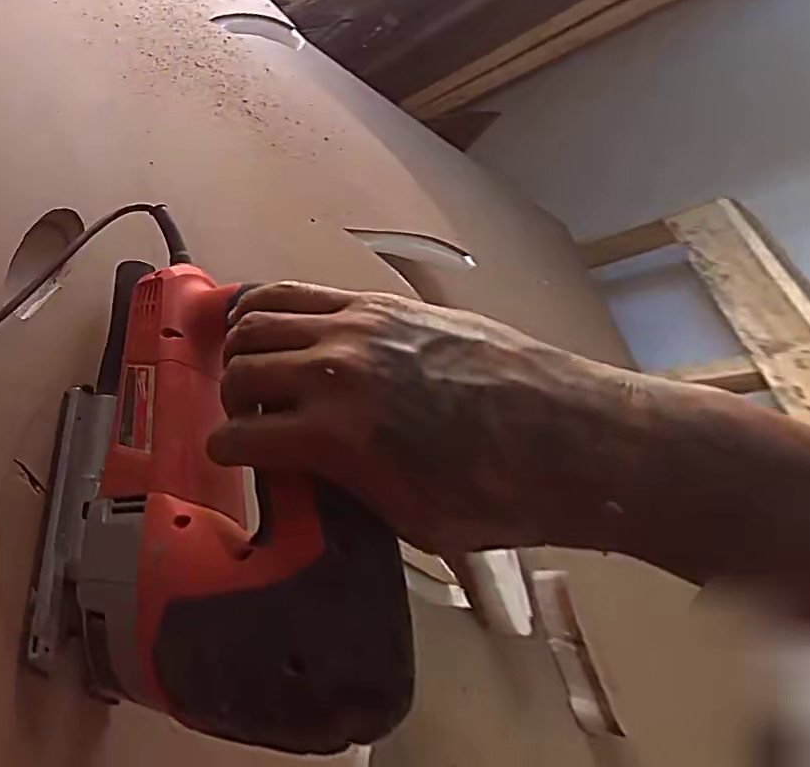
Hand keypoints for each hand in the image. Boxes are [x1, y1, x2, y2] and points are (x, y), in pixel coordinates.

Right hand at [207, 282, 643, 556]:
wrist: (585, 440)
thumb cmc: (503, 495)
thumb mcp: (407, 517)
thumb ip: (335, 482)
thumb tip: (294, 461)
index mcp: (337, 436)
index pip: (241, 436)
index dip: (224, 447)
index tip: (225, 450)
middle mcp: (332, 374)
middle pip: (239, 372)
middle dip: (230, 397)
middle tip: (245, 410)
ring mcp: (350, 329)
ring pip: (253, 324)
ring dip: (238, 349)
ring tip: (248, 363)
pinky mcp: (372, 304)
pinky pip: (290, 292)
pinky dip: (259, 307)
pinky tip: (260, 322)